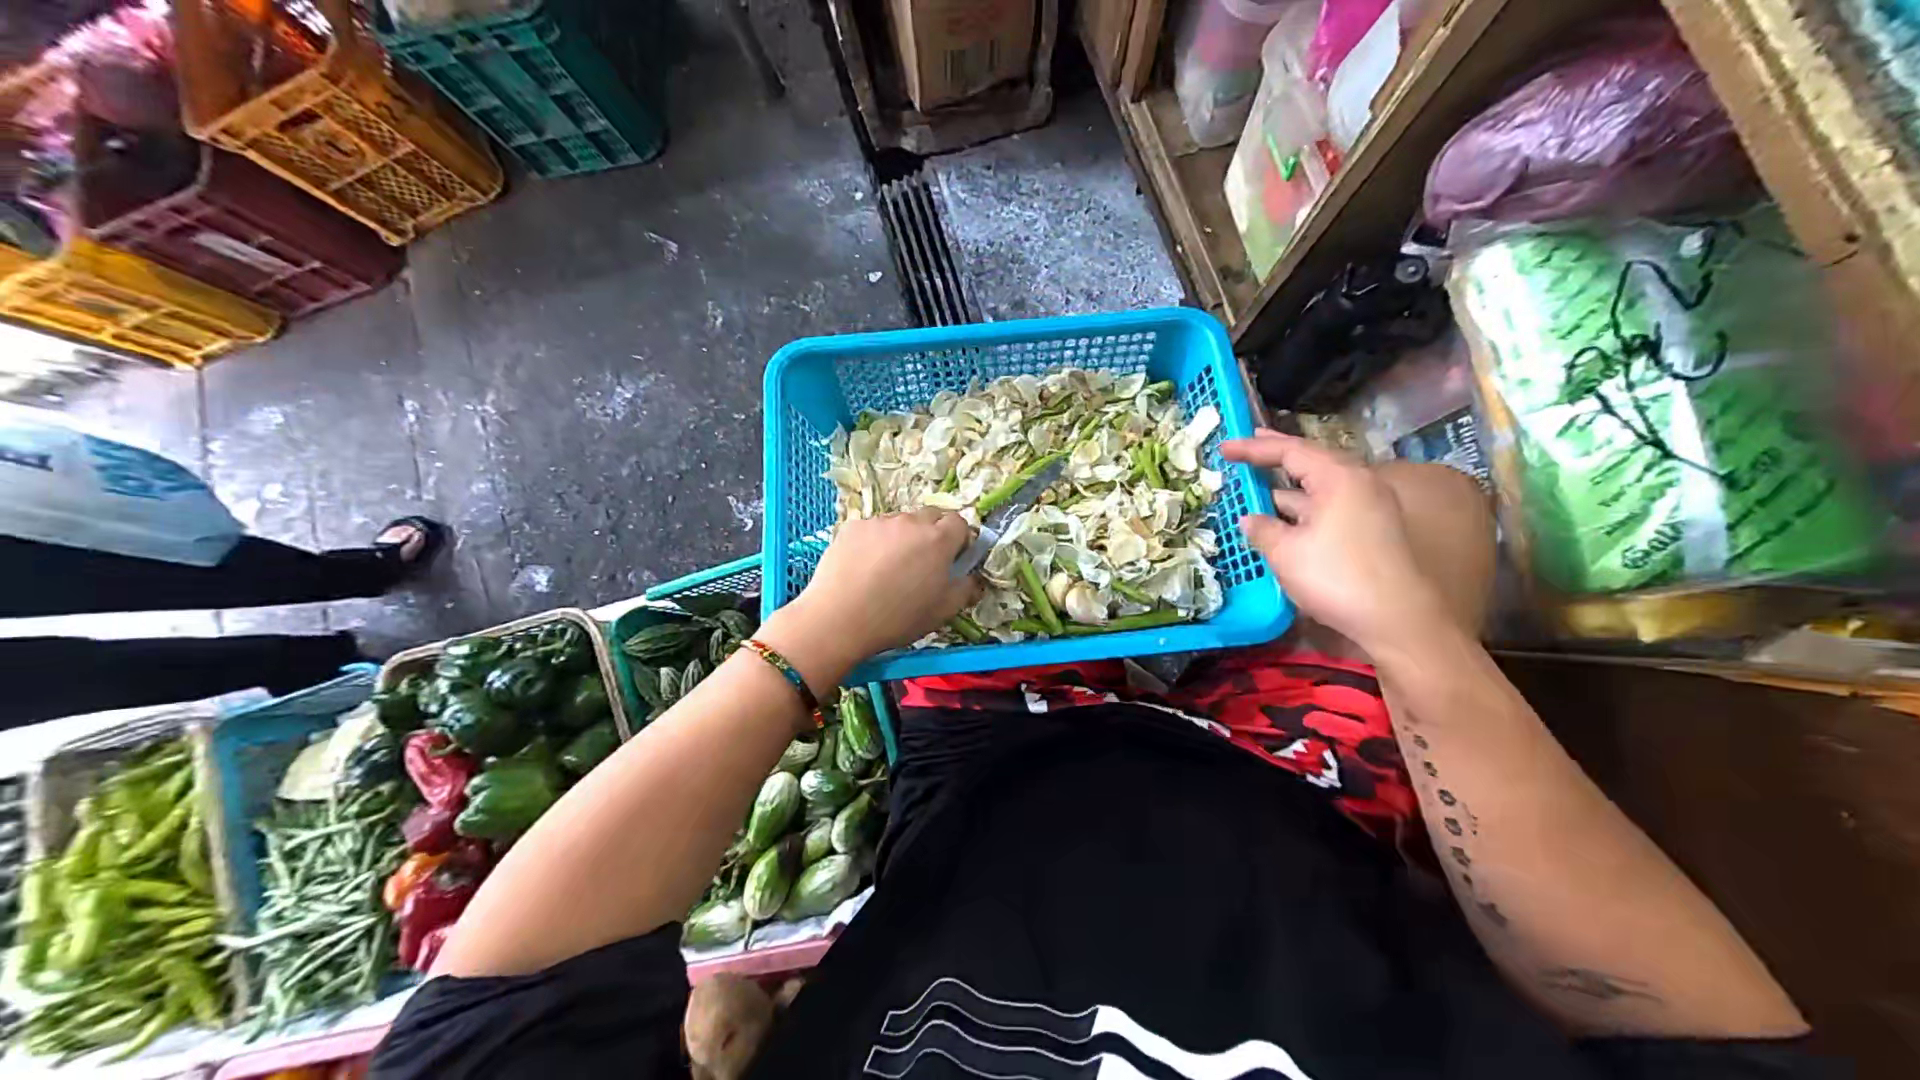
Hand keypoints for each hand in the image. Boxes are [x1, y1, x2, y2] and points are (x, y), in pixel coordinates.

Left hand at [757, 508, 980, 682]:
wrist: (839, 618)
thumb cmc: (898, 618)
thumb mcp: (943, 611)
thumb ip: (966, 589)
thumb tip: (974, 578)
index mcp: (939, 539)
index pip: (960, 523)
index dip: (958, 540)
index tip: (951, 560)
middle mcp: (910, 522)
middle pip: (930, 517)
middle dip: (932, 534)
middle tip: (922, 564)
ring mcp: (879, 522)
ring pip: (900, 523)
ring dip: (902, 537)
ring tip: (888, 568)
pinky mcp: (852, 526)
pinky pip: (873, 529)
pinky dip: (875, 542)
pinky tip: (864, 568)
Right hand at [1223, 431, 1454, 653]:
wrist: (1397, 620)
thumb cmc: (1337, 577)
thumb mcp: (1286, 552)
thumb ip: (1262, 529)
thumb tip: (1250, 519)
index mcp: (1339, 478)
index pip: (1291, 451)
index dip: (1254, 448)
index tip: (1224, 447)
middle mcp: (1359, 484)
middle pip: (1311, 461)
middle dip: (1276, 456)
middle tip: (1246, 446)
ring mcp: (1369, 507)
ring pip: (1320, 487)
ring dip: (1288, 487)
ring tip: (1257, 484)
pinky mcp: (1371, 531)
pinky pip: (1329, 506)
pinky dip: (1303, 507)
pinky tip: (1282, 518)